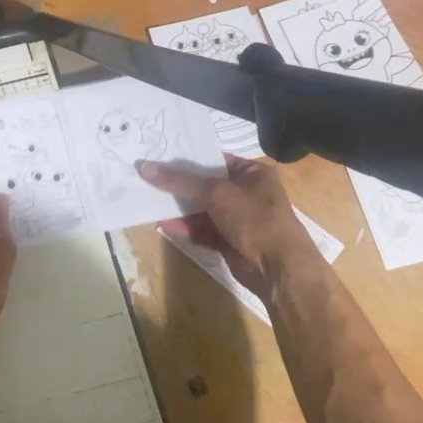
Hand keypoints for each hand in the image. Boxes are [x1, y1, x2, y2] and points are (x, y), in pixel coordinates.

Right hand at [143, 154, 318, 297]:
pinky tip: (162, 224)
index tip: (157, 155)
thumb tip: (145, 167)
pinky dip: (184, 227)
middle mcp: (244, 192)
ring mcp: (236, 218)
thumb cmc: (254, 219)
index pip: (214, 160)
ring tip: (148, 201)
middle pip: (204, 185)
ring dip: (178, 208)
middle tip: (145, 177)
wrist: (278, 267)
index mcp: (251, 173)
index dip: (186, 158)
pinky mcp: (227, 240)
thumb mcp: (216, 193)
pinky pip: (200, 230)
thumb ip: (179, 181)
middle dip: (177, 185)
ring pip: (200, 209)